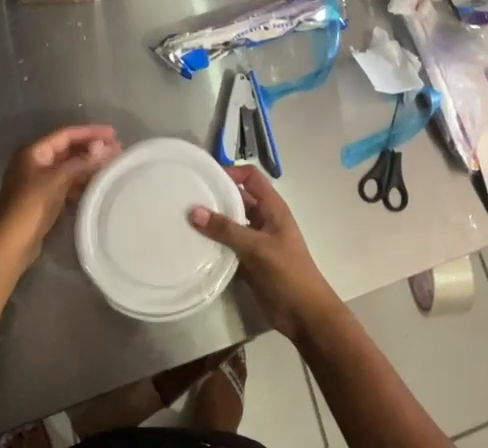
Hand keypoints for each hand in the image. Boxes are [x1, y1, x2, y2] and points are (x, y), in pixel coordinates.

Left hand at [0, 125, 120, 257]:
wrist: (11, 243)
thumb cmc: (31, 206)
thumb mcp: (57, 180)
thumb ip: (81, 162)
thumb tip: (103, 148)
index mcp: (34, 152)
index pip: (66, 134)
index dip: (90, 132)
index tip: (113, 133)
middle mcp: (36, 163)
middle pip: (68, 150)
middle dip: (92, 149)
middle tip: (117, 149)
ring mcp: (39, 182)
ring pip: (69, 168)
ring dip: (89, 166)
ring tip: (112, 166)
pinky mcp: (44, 199)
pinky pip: (67, 184)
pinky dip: (81, 182)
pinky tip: (97, 185)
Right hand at [190, 165, 342, 339]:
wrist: (303, 314)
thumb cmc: (287, 272)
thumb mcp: (256, 247)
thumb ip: (226, 229)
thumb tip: (194, 210)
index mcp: (273, 207)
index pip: (251, 177)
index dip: (231, 172)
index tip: (204, 177)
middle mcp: (264, 219)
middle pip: (238, 199)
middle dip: (215, 198)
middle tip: (185, 199)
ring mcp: (256, 241)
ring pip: (231, 224)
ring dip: (213, 223)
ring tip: (183, 221)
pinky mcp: (249, 261)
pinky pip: (228, 246)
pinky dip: (214, 244)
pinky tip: (194, 246)